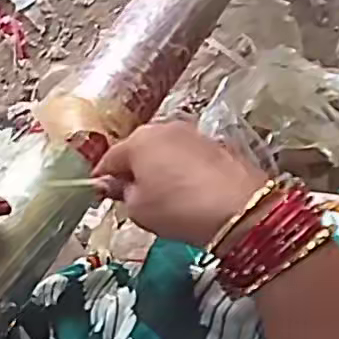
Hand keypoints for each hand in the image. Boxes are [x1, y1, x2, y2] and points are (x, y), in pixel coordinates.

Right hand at [91, 121, 268, 246]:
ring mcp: (193, 134)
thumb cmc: (178, 209)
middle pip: (138, 149)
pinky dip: (183, 170)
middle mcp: (164, 128)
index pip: (109, 158)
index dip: (102, 178)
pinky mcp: (217, 145)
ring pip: (165, 151)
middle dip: (133, 170)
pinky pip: (188, 157)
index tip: (99, 194)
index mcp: (137, 140)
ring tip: (162, 197)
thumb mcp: (138, 210)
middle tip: (131, 197)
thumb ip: (122, 194)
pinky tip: (187, 192)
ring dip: (159, 168)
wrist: (239, 209)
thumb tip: (118, 186)